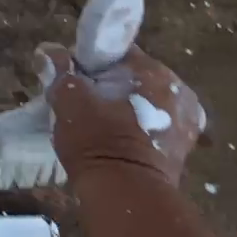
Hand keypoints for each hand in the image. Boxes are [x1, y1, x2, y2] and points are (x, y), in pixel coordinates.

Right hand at [37, 43, 205, 184]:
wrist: (125, 188)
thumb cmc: (96, 138)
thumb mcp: (67, 98)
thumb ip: (60, 68)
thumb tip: (49, 48)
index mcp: (155, 74)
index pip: (115, 52)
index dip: (86, 60)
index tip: (68, 76)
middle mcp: (179, 91)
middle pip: (130, 75)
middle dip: (103, 83)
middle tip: (76, 99)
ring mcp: (187, 118)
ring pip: (140, 98)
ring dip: (118, 103)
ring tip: (92, 120)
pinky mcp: (183, 141)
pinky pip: (150, 119)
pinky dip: (131, 121)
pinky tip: (111, 134)